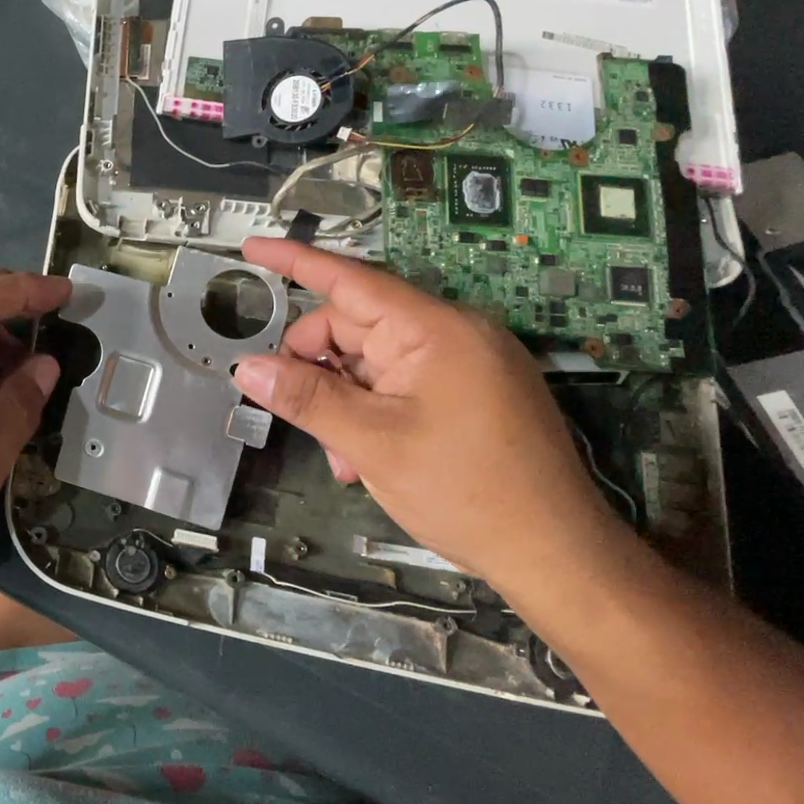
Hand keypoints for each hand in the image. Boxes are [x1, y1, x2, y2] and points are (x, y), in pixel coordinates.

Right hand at [232, 238, 630, 585]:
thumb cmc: (465, 491)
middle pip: (353, 328)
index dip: (295, 261)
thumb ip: (306, 399)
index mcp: (435, 330)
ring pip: (369, 362)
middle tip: (300, 418)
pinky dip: (369, 411)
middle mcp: (452, 334)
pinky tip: (362, 457)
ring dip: (341, 401)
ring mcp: (464, 363)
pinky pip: (398, 383)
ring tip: (341, 456)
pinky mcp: (470, 391)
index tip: (251, 248)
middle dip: (317, 369)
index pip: (351, 280)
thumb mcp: (371, 443)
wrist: (555, 555)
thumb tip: (247, 368)